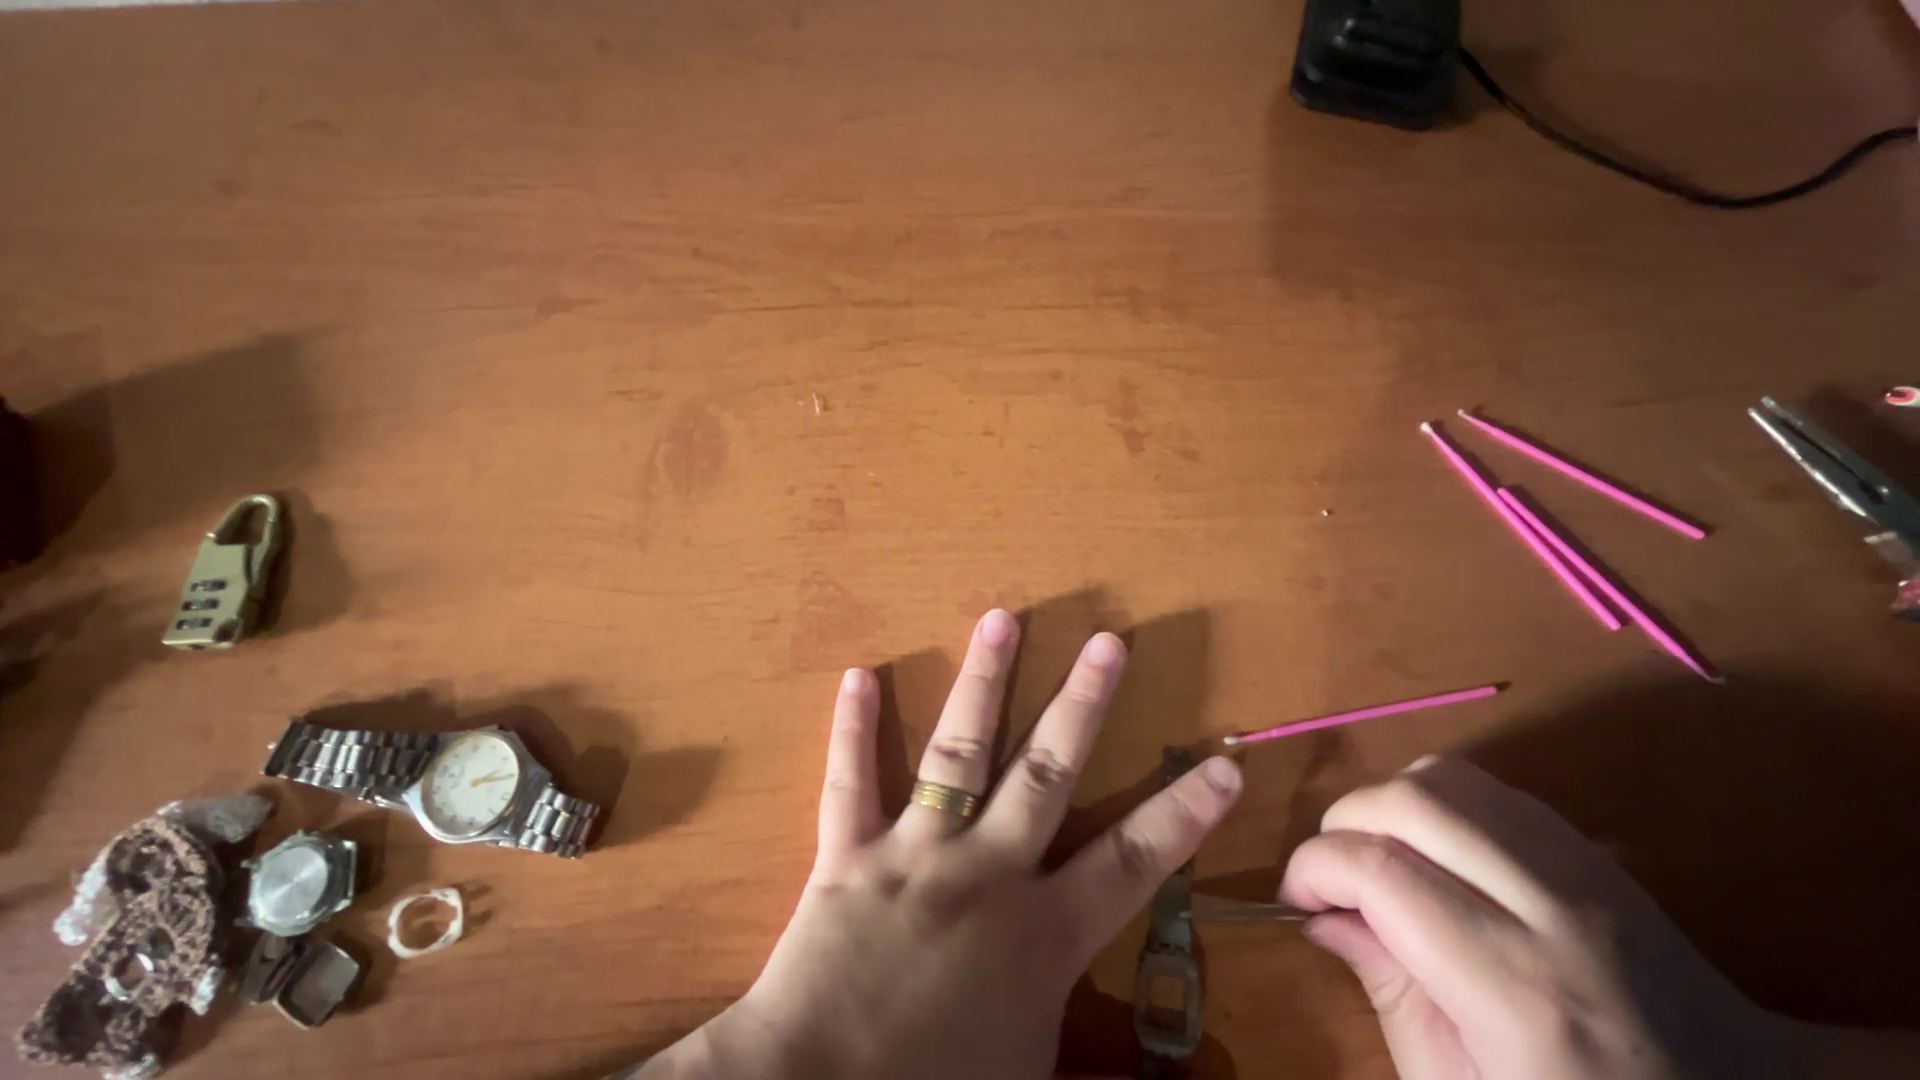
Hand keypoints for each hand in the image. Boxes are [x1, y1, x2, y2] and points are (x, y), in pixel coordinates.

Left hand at [641, 610, 1243, 1079]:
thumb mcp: (1034, 1070)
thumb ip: (1093, 1050)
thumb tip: (1158, 1070)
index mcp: (1042, 931)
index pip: (1134, 861)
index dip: (1183, 812)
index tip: (1222, 760)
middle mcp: (987, 873)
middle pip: (1046, 773)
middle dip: (1082, 705)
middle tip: (1107, 641)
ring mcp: (917, 854)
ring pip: (958, 752)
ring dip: (981, 682)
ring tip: (999, 618)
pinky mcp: (848, 855)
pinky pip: (849, 782)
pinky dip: (853, 729)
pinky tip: (856, 674)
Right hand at [1281, 756, 1795, 1079]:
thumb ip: (1385, 988)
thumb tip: (1319, 915)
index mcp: (1516, 991)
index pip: (1379, 871)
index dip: (1313, 869)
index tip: (1299, 901)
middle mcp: (1552, 910)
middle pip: (1407, 802)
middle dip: (1341, 824)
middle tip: (1333, 877)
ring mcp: (1582, 868)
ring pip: (1443, 777)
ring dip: (1385, 805)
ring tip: (1380, 860)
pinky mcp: (1590, 848)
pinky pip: (1485, 787)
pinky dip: (1433, 803)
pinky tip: (1432, 853)